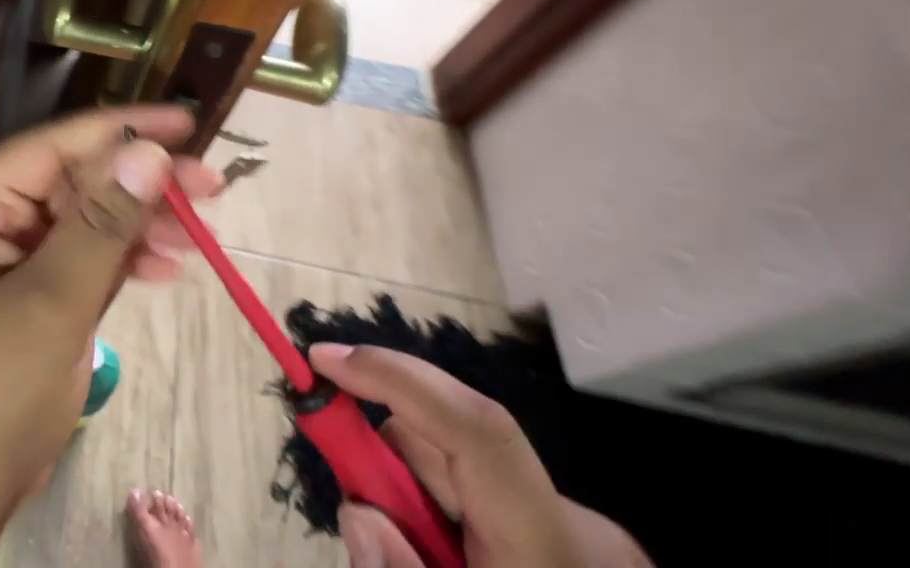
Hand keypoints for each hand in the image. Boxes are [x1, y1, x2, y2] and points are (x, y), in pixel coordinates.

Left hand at [0, 105, 221, 560]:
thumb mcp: (50, 306)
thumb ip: (100, 227)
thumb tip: (149, 153)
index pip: (49, 149)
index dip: (117, 131)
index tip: (184, 123)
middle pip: (73, 183)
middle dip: (138, 184)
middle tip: (209, 188)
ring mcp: (10, 262)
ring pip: (85, 221)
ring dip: (139, 225)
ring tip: (195, 239)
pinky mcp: (33, 296)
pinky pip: (85, 260)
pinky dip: (124, 261)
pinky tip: (166, 268)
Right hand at [312, 344, 650, 567]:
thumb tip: (359, 512)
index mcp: (551, 554)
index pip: (477, 431)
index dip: (397, 378)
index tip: (322, 361)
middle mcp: (579, 530)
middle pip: (456, 451)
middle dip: (388, 465)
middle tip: (360, 518)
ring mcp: (587, 537)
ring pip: (468, 476)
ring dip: (416, 500)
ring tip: (415, 560)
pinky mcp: (582, 545)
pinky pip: (489, 502)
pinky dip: (447, 520)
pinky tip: (445, 563)